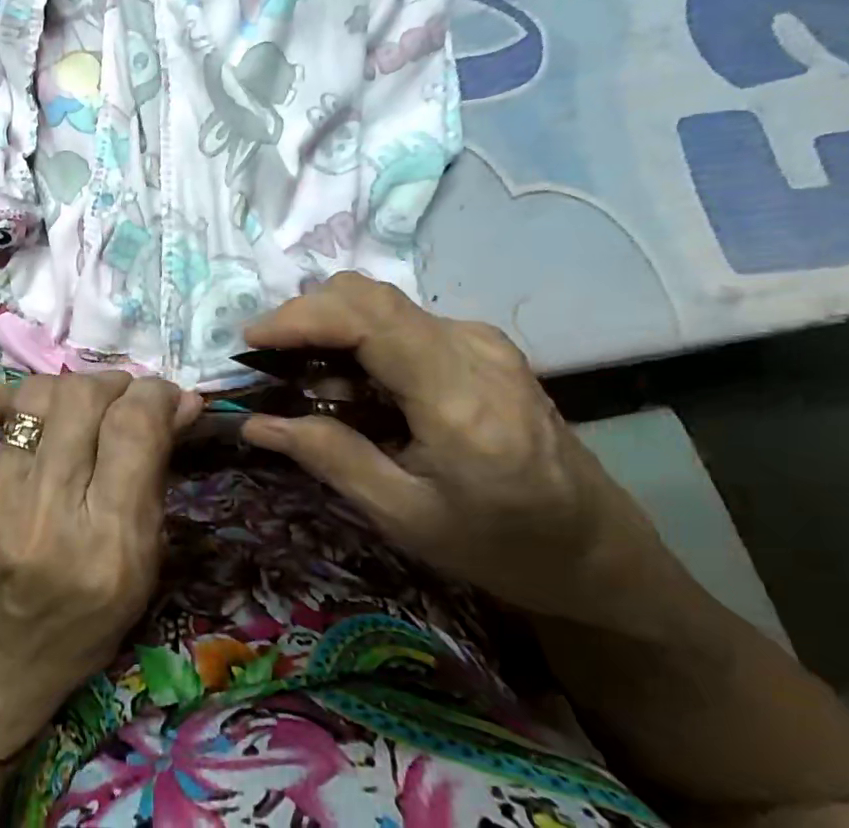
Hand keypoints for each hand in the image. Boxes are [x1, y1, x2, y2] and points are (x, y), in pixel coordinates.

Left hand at [0, 373, 204, 758]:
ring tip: (74, 412)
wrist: (7, 648)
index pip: (133, 428)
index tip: (160, 396)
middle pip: (81, 399)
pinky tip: (17, 420)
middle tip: (118, 402)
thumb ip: (157, 469)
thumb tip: (182, 397)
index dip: (154, 395)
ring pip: (32, 394)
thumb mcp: (145, 553)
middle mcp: (44, 514)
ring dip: (64, 390)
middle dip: (111, 387)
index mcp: (108, 542)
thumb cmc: (90, 610)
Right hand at [240, 273, 687, 633]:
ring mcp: (481, 342)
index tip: (249, 341)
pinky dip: (356, 340)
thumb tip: (255, 423)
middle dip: (304, 316)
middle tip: (266, 363)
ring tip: (302, 382)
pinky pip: (400, 323)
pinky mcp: (480, 347)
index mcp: (457, 397)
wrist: (598, 552)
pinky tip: (348, 387)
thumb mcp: (403, 516)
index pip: (368, 319)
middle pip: (368, 295)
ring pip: (381, 303)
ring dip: (328, 328)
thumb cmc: (500, 546)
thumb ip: (328, 457)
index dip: (300, 317)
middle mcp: (472, 349)